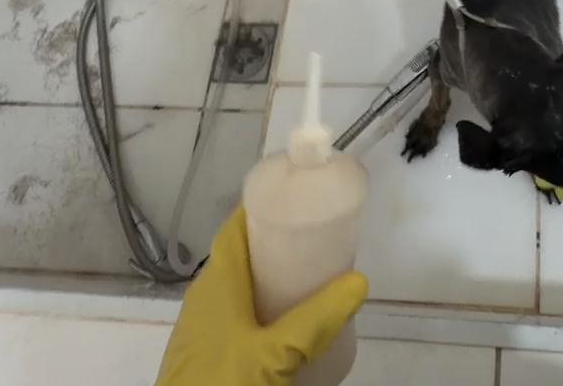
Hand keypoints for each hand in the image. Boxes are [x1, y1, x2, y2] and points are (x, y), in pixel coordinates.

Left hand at [155, 209, 368, 385]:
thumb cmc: (221, 385)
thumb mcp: (274, 354)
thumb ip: (316, 320)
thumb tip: (359, 281)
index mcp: (216, 282)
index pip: (236, 228)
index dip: (264, 207)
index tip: (300, 196)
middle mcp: (205, 298)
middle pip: (242, 256)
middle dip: (278, 244)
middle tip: (319, 239)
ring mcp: (203, 330)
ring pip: (239, 288)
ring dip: (271, 278)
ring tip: (313, 278)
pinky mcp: (207, 357)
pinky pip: (238, 317)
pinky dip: (264, 309)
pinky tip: (289, 326)